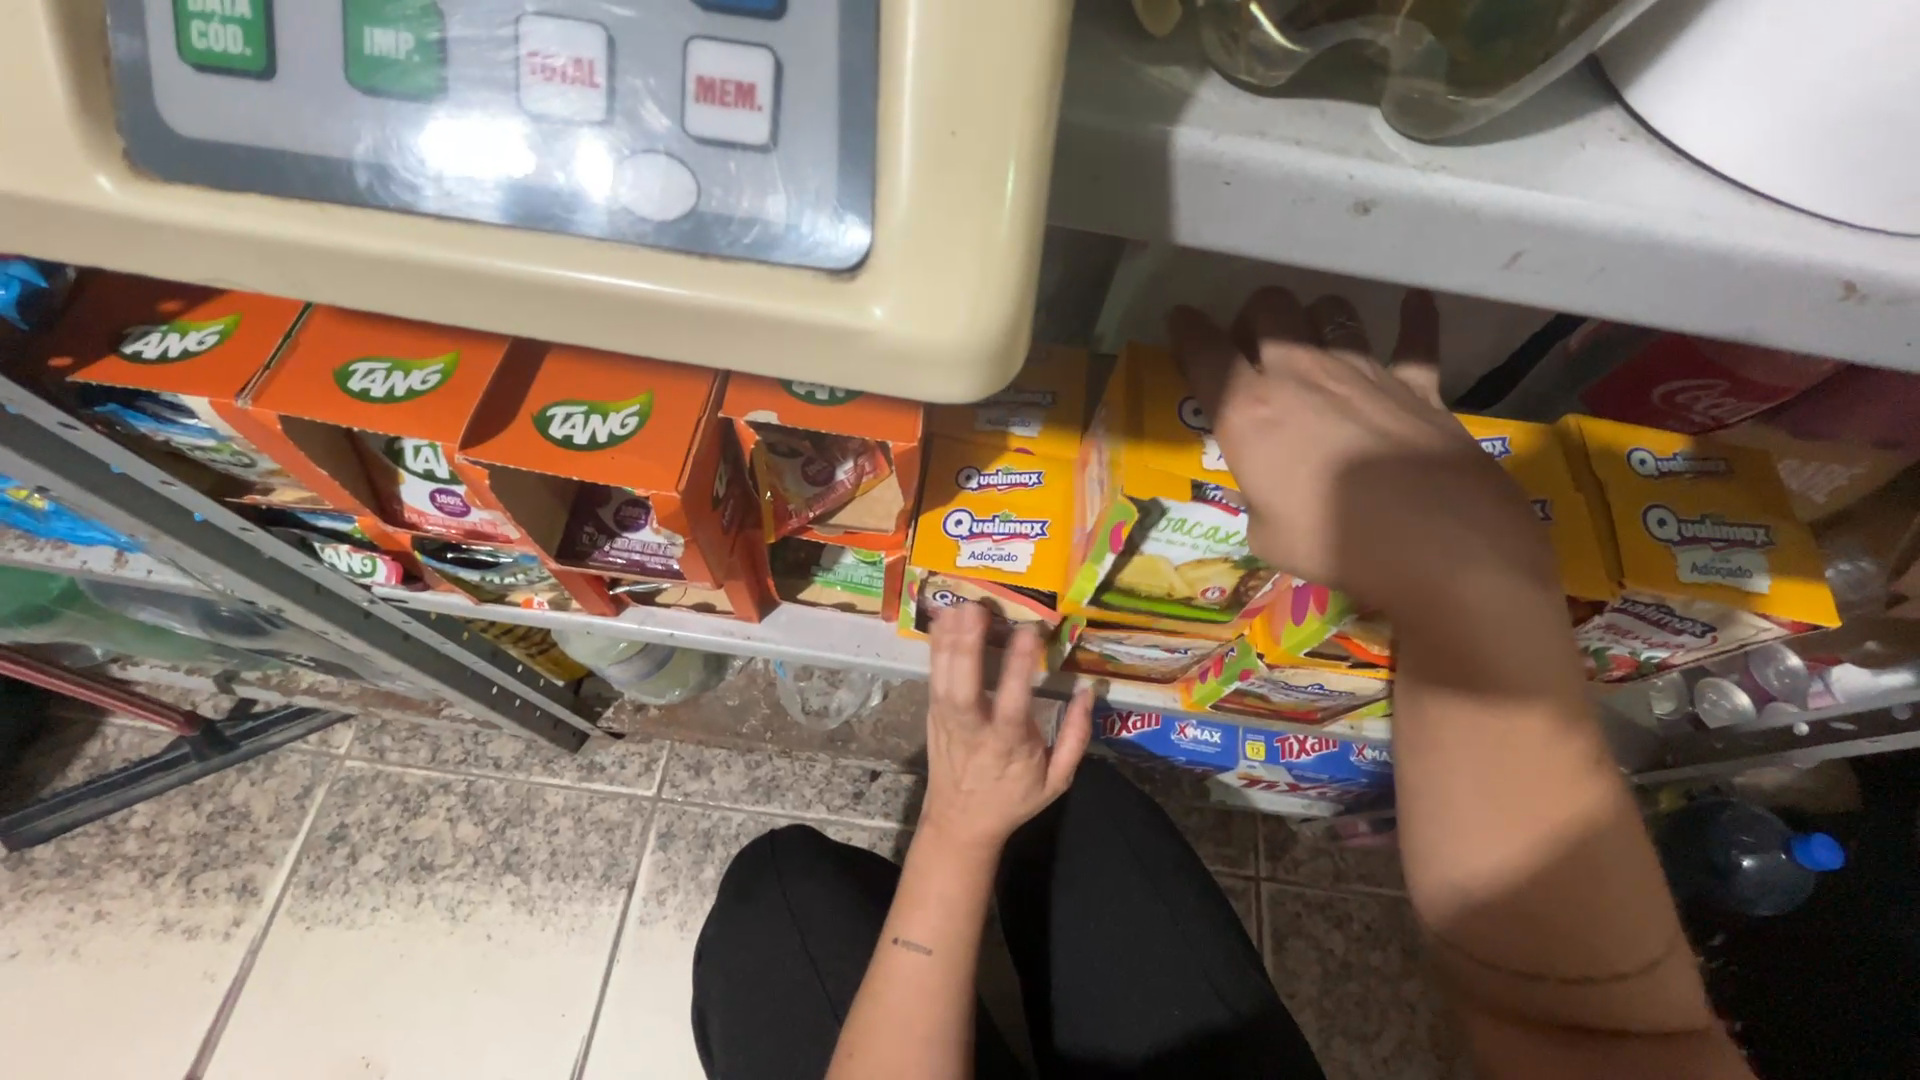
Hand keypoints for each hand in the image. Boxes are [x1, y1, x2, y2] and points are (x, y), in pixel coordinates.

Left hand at [918, 603, 1092, 855]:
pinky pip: (933, 678)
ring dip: (949, 641)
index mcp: (1007, 746)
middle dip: (968, 648)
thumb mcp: (1056, 781)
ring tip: (959, 606)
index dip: (1020, 668)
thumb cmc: (1013, 799)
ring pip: (943, 680)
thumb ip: (1076, 738)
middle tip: (978, 609)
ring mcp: (946, 722)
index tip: (1029, 632)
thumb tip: (1088, 692)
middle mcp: (972, 731)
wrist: (960, 823)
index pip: (1013, 704)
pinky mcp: (932, 715)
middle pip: (964, 689)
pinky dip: (936, 648)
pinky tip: (942, 620)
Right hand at [1168, 288, 1555, 616]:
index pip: (1204, 350)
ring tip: (1311, 339)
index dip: (1186, 330)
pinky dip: (1413, 319)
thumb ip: (1258, 497)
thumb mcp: (1264, 533)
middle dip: (1252, 316)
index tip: (1181, 321)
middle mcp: (1300, 374)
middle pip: (1269, 307)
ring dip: (1314, 317)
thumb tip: (1268, 492)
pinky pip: (1416, 337)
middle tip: (1251, 346)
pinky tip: (1413, 305)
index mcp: (1248, 411)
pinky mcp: (1417, 384)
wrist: (1439, 542)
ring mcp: (1362, 371)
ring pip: (1332, 309)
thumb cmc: (1333, 542)